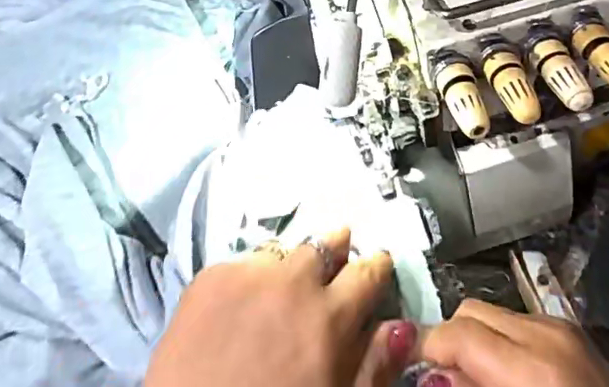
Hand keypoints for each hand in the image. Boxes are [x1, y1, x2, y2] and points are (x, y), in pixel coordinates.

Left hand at [146, 227, 415, 386]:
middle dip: (335, 246)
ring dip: (293, 259)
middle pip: (320, 249)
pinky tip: (251, 292)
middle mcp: (289, 283)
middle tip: (343, 240)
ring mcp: (246, 273)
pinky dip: (254, 274)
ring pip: (280, 252)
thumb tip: (398, 328)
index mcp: (328, 320)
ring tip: (295, 268)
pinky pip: (243, 264)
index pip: (364, 277)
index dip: (376, 267)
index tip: (381, 259)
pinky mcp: (210, 275)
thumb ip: (371, 367)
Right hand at [415, 300, 608, 386]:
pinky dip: (502, 342)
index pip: (458, 332)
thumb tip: (433, 377)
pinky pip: (517, 322)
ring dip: (476, 339)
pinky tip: (510, 373)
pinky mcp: (573, 331)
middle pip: (469, 311)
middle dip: (450, 340)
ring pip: (490, 311)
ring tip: (478, 376)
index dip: (426, 345)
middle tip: (444, 377)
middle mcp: (548, 334)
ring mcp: (563, 328)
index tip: (406, 359)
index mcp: (537, 369)